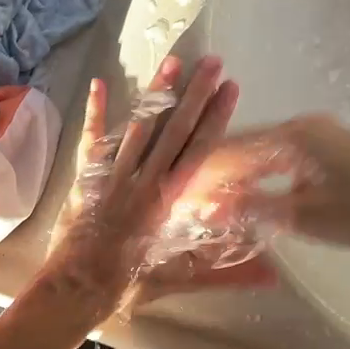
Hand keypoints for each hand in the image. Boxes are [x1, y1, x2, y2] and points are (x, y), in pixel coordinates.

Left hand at [39, 55, 239, 318]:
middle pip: (173, 130)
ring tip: (172, 61)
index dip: (217, 119)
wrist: (75, 287)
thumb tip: (274, 275)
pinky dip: (95, 111)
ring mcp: (111, 175)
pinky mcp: (84, 177)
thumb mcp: (179, 279)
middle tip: (211, 61)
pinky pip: (91, 139)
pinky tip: (99, 82)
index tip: (231, 89)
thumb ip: (226, 274)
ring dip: (156, 94)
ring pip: (138, 127)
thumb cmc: (125, 284)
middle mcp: (143, 180)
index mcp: (168, 201)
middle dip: (194, 94)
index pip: (199, 151)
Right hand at [186, 113, 349, 256]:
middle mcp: (304, 127)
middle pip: (244, 150)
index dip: (200, 174)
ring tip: (211, 202)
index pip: (230, 152)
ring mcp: (320, 137)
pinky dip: (261, 178)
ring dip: (237, 178)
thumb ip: (251, 209)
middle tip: (187, 200)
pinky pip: (281, 161)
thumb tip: (206, 208)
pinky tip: (249, 196)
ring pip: (262, 156)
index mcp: (294, 135)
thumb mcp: (302, 217)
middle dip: (215, 176)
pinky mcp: (332, 152)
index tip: (174, 194)